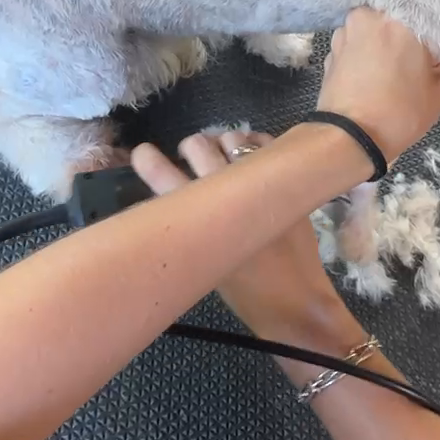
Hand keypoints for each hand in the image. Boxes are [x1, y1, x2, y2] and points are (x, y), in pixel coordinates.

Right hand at [130, 131, 360, 348]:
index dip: (148, 160)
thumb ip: (192, 227)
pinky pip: (265, 143)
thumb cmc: (245, 293)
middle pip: (198, 146)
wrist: (295, 301)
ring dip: (225, 143)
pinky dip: (255, 143)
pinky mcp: (286, 180)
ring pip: (232, 139)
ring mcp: (258, 181)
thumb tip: (185, 197)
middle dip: (193, 147)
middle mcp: (223, 190)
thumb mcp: (205, 262)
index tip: (144, 153)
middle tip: (195, 156)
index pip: (161, 174)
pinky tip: (253, 155)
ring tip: (226, 154)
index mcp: (197, 216)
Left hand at [318, 8, 439, 163]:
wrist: (349, 138)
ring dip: (381, 44)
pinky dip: (363, 56)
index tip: (438, 45)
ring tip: (391, 69)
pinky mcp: (330, 52)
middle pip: (393, 18)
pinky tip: (372, 76)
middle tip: (415, 58)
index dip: (433, 29)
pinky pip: (354, 47)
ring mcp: (344, 33)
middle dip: (403, 35)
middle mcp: (367, 17)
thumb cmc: (400, 112)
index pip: (424, 11)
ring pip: (371, 31)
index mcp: (398, 19)